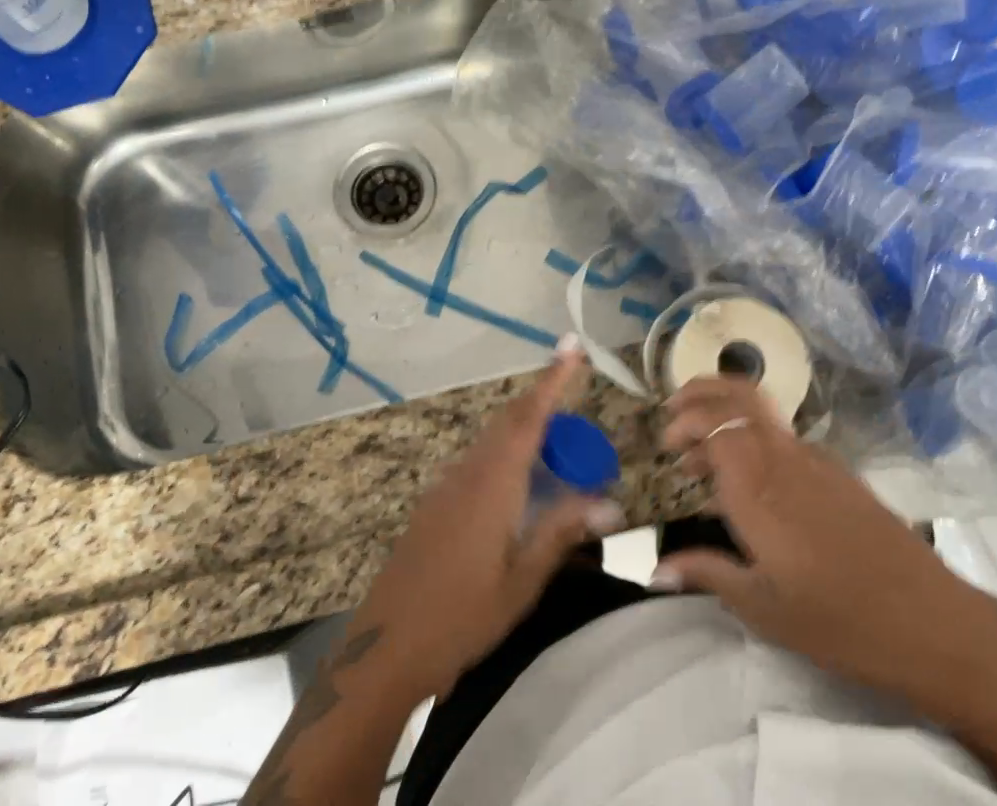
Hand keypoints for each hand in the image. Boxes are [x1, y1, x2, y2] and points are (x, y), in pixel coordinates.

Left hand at [354, 343, 625, 699]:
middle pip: (508, 425)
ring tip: (560, 464)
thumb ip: (561, 532)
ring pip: (491, 447)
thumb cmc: (461, 618)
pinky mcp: (433, 509)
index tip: (570, 347)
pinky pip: (476, 469)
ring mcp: (443, 491)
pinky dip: (506, 466)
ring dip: (526, 442)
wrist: (386, 650)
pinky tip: (520, 499)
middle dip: (545, 411)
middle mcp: (465, 475)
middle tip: (581, 428)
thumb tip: (609, 504)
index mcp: (491, 485)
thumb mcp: (522, 580)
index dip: (552, 381)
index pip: (528, 418)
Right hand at [652, 376, 996, 701]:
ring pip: (765, 415)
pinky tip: (751, 485)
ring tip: (703, 460)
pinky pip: (787, 440)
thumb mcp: (761, 607)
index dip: (685, 422)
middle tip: (673, 417)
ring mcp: (820, 464)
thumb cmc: (837, 620)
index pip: (716, 423)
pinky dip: (756, 442)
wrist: (930, 621)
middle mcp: (787, 462)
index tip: (666, 448)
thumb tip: (656, 569)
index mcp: (760, 490)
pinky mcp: (842, 476)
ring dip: (727, 419)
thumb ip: (706, 573)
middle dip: (702, 392)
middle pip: (742, 396)